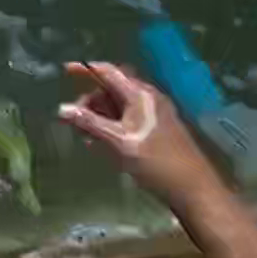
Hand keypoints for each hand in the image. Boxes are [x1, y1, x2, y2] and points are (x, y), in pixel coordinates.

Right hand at [59, 61, 223, 208]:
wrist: (194, 188)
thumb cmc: (155, 162)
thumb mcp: (118, 143)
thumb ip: (90, 124)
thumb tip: (62, 109)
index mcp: (139, 94)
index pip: (108, 72)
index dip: (86, 69)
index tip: (66, 70)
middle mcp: (148, 96)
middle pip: (114, 87)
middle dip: (91, 98)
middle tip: (73, 115)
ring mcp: (155, 112)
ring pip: (121, 103)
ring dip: (101, 113)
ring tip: (85, 134)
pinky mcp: (159, 128)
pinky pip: (130, 116)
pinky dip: (113, 123)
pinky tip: (104, 142)